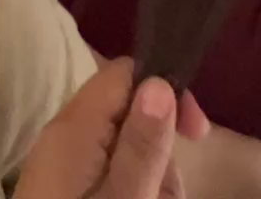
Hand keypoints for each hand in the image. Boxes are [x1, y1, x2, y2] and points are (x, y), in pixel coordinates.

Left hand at [15, 58, 211, 198]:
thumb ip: (142, 144)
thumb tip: (159, 80)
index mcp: (73, 127)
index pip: (122, 73)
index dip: (164, 89)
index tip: (197, 131)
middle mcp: (64, 138)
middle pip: (129, 116)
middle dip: (161, 155)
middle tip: (169, 198)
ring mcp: (63, 170)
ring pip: (125, 154)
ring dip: (153, 183)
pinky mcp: (65, 195)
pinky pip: (111, 181)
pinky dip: (133, 195)